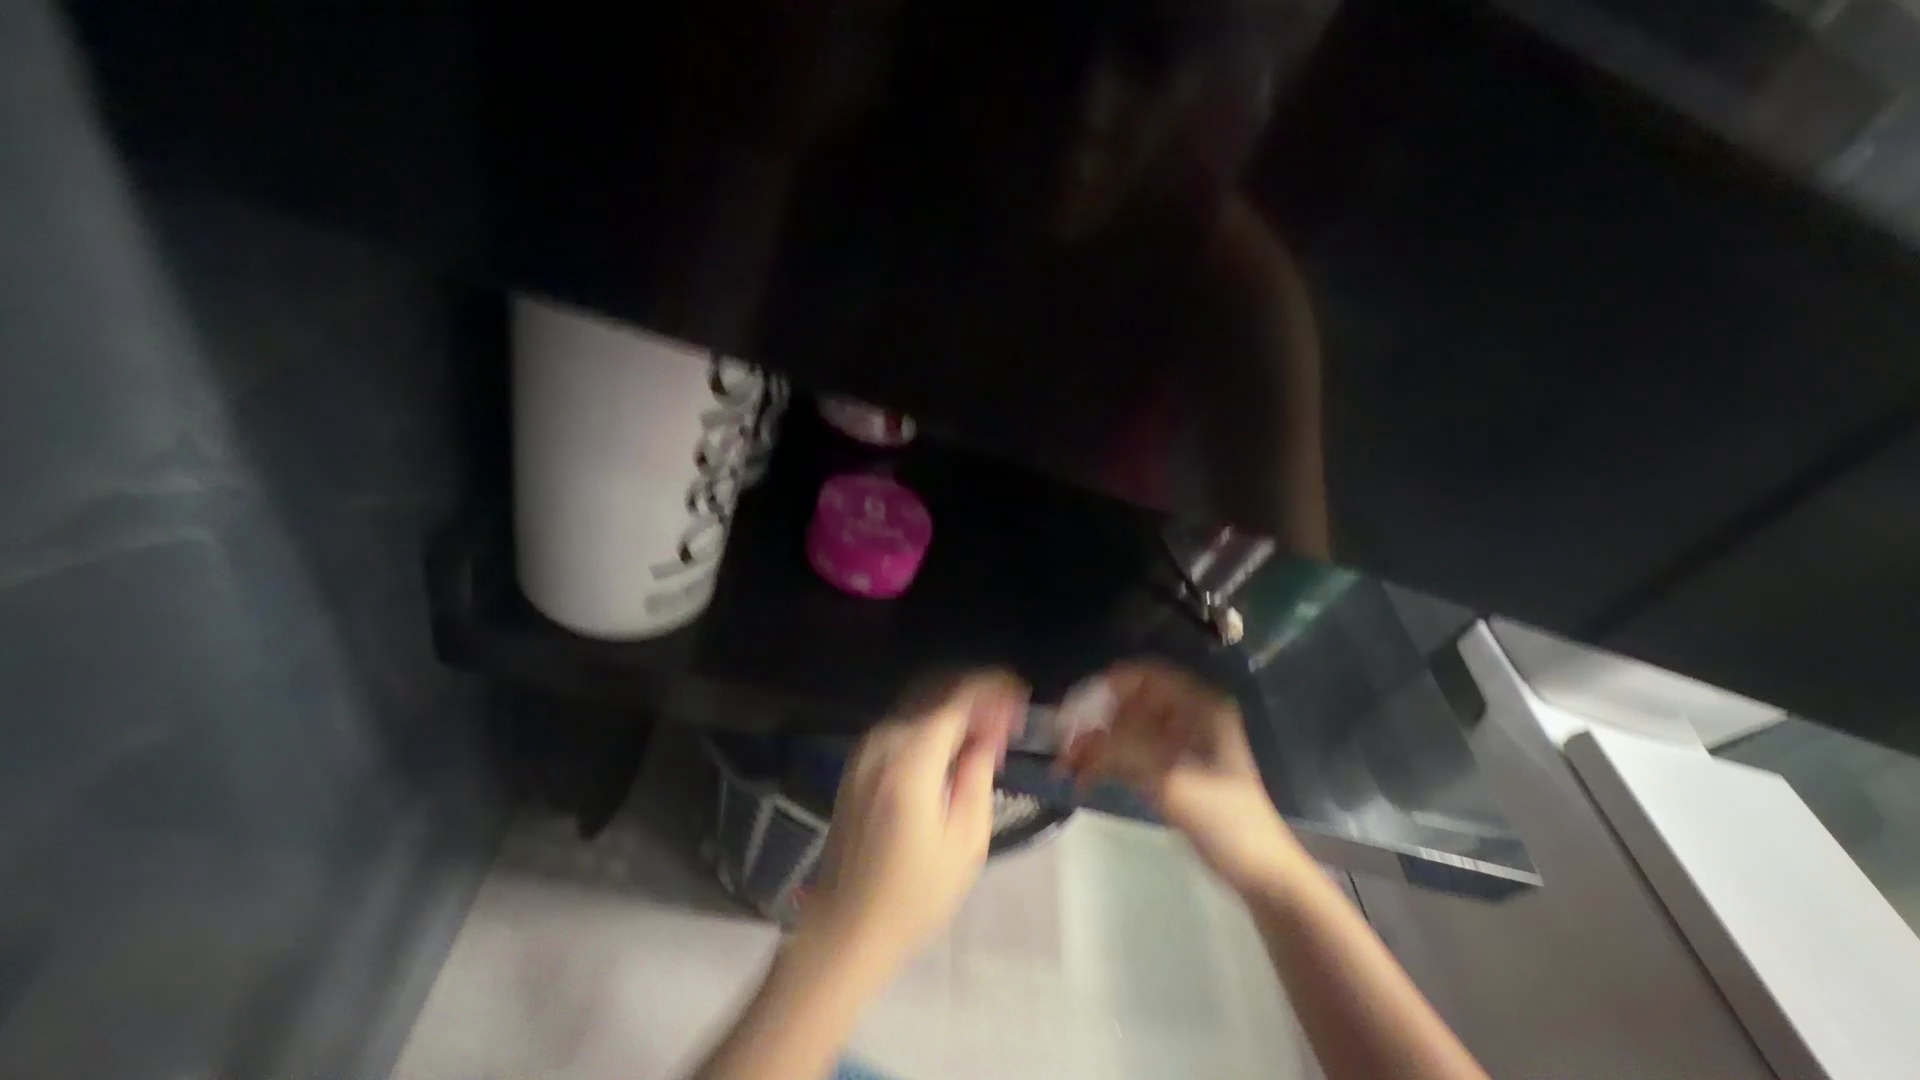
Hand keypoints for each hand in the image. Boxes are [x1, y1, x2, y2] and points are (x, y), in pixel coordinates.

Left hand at [798, 670, 1027, 969]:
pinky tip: (957, 748)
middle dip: (977, 695)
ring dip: (957, 709)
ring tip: (992, 735)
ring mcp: (864, 752)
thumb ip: (977, 775)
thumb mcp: (966, 841)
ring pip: (919, 705)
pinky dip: (934, 724)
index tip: (1022, 701)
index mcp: (909, 762)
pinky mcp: (858, 765)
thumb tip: (988, 735)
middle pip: (935, 691)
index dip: (994, 691)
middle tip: (1011, 719)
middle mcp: (882, 744)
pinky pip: (903, 726)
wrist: (847, 928)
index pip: (957, 698)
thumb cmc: (916, 896)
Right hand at [1059, 660, 1302, 892]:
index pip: (1145, 677)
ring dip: (1095, 747)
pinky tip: (1083, 780)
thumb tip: (1078, 735)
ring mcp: (1177, 745)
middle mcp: (1187, 717)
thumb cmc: (1224, 817)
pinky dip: (1106, 764)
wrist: (1256, 869)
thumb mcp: (1172, 779)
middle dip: (1094, 723)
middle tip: (1064, 747)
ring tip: (1065, 769)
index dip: (1108, 688)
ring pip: (1124, 731)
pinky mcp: (1168, 770)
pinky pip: (1129, 755)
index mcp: (1199, 707)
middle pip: (1129, 704)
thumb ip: (1124, 750)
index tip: (1074, 710)